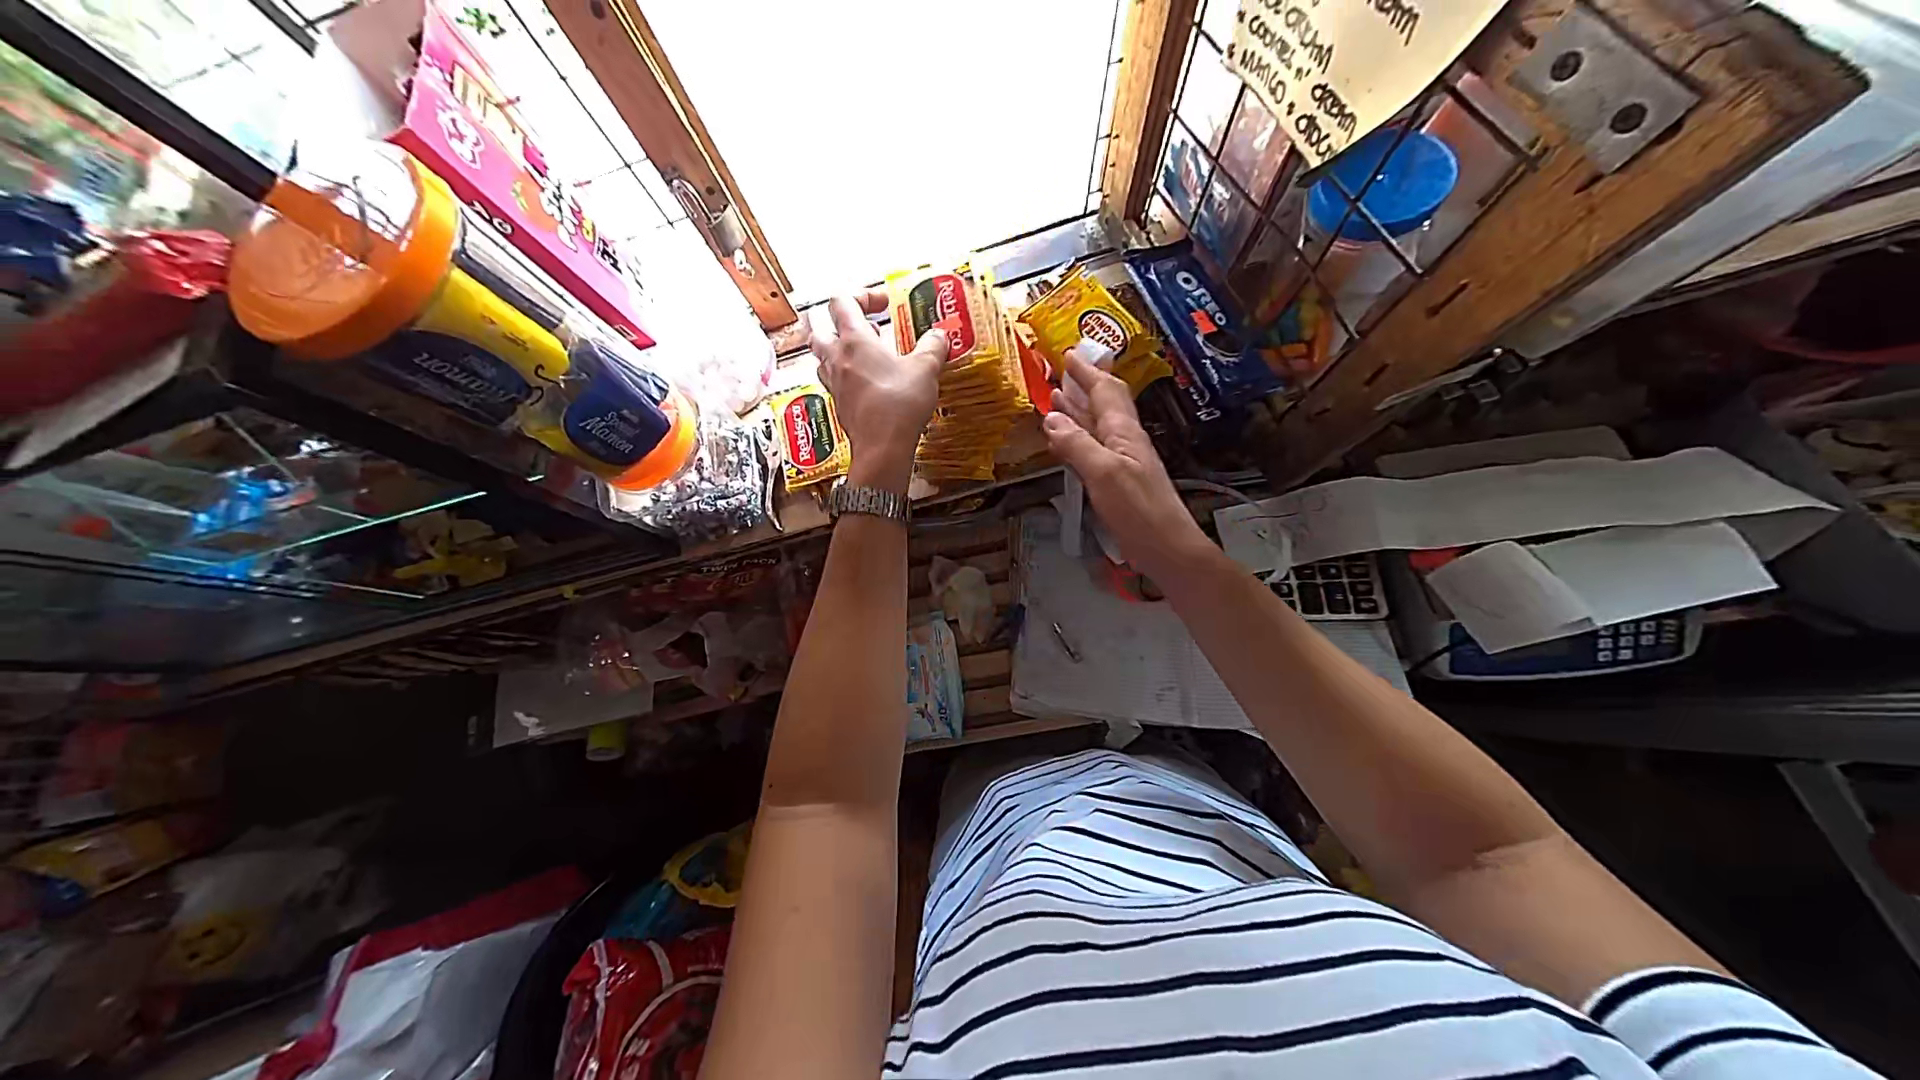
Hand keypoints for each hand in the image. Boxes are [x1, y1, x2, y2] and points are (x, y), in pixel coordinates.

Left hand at [810, 290, 948, 490]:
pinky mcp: (839, 406)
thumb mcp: (925, 369)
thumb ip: (932, 346)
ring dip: (840, 351)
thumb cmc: (898, 404)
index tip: (884, 303)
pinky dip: (848, 377)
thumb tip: (939, 335)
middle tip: (868, 328)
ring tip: (867, 356)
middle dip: (840, 323)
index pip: (841, 300)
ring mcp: (835, 383)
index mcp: (854, 339)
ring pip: (823, 357)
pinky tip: (869, 384)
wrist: (882, 447)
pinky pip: (835, 382)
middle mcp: (837, 358)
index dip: (862, 295)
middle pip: (821, 328)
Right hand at [1043, 352, 1211, 577]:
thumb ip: (1077, 444)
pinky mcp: (1117, 482)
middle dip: (1083, 386)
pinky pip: (1093, 449)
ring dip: (1078, 411)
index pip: (1105, 392)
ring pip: (1097, 427)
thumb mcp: (1104, 474)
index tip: (1069, 354)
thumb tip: (1051, 417)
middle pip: (1104, 405)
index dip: (1088, 373)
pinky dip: (1077, 439)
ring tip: (1056, 400)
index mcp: (1124, 433)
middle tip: (1062, 372)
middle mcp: (1125, 442)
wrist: (1166, 548)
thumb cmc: (1139, 510)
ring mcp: (1122, 462)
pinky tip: (1065, 442)